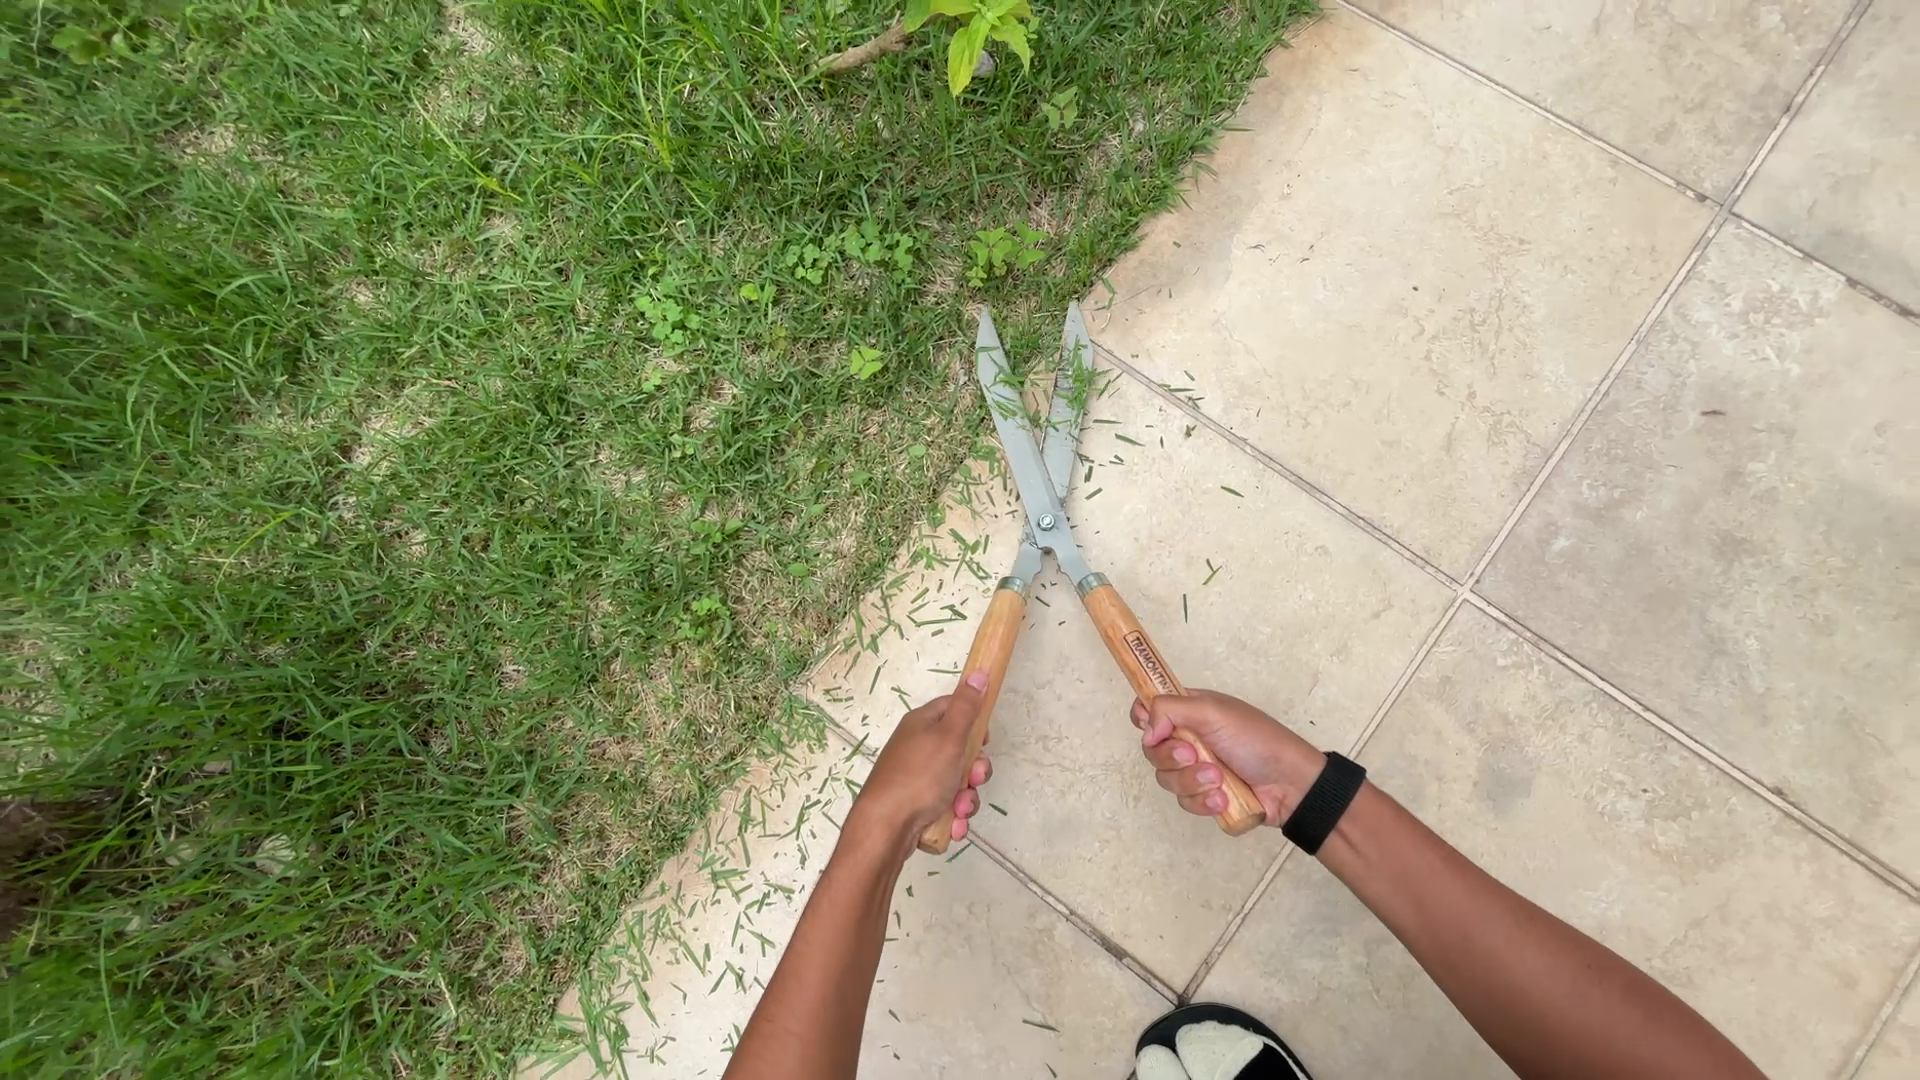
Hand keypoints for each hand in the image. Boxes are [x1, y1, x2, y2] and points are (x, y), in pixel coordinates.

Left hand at [851, 671, 993, 849]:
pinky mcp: (918, 804)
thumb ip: (966, 707)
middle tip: (973, 779)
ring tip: (960, 809)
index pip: (953, 709)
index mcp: (922, 724)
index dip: (973, 721)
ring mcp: (917, 778)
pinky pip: (946, 806)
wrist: (885, 828)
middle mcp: (918, 748)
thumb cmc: (919, 776)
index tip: (985, 739)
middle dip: (974, 770)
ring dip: (966, 798)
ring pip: (957, 782)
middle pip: (960, 750)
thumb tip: (978, 673)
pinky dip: (954, 817)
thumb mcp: (948, 736)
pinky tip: (953, 826)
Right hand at [1132, 689, 1326, 825]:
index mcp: (1188, 713)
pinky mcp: (1205, 797)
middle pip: (1152, 751)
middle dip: (1172, 757)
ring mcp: (1196, 770)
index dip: (1145, 721)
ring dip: (1191, 781)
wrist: (1292, 785)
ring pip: (1166, 780)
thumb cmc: (1256, 739)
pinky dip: (1202, 803)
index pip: (1148, 711)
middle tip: (1195, 754)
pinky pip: (1185, 803)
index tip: (1155, 731)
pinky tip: (1222, 799)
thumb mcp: (1212, 711)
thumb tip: (1146, 731)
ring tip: (1218, 780)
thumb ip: (1170, 709)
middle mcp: (1188, 739)